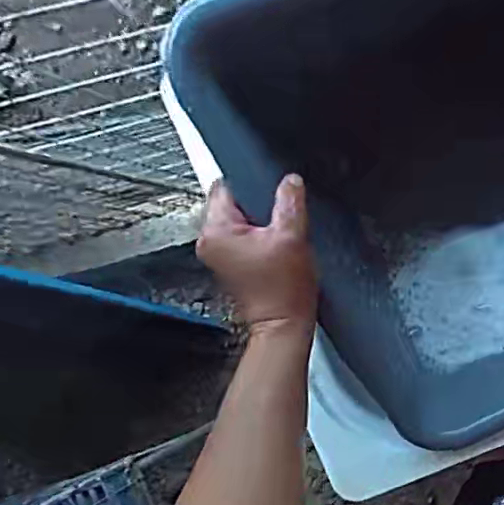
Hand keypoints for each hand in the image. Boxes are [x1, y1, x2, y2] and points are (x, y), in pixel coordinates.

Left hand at [197, 176, 316, 335]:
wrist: (284, 323)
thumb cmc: (283, 290)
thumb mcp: (293, 237)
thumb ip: (290, 202)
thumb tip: (290, 181)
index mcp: (216, 231)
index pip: (225, 187)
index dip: (252, 186)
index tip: (272, 194)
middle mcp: (209, 242)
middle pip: (232, 205)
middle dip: (258, 208)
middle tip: (279, 223)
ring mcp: (219, 255)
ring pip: (239, 222)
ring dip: (260, 225)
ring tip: (278, 239)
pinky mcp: (231, 265)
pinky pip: (243, 239)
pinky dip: (260, 240)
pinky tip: (275, 251)